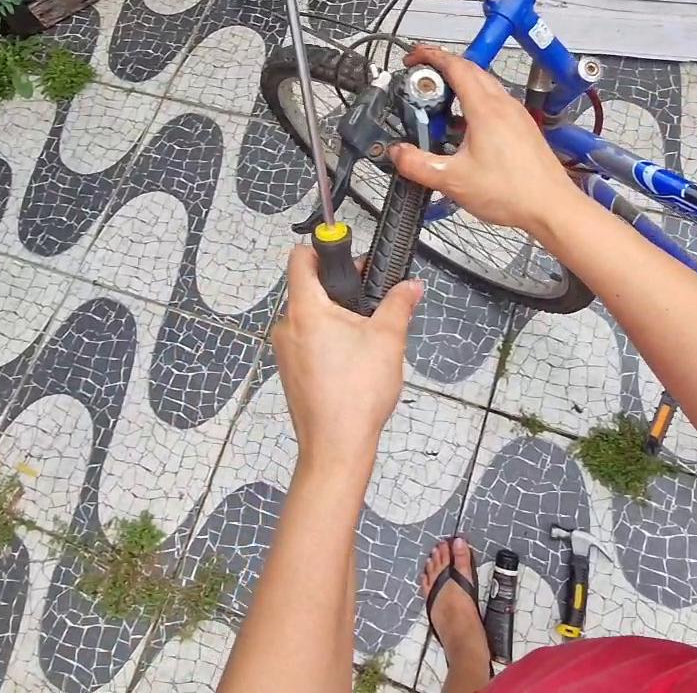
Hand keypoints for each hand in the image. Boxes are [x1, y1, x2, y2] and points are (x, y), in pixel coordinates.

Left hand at [271, 245, 422, 479]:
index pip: (300, 259)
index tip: (346, 254)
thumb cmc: (357, 393)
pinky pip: (306, 340)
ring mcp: (285, 351)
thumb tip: (411, 286)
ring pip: (309, 316)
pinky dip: (326, 338)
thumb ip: (399, 304)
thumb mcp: (388, 339)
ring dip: (335, 316)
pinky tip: (352, 357)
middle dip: (340, 288)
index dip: (322, 249)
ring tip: (365, 333)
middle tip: (371, 298)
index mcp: (306, 310)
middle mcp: (287, 326)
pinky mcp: (289, 371)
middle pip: (308, 288)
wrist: (336, 447)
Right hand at [388, 45, 578, 233]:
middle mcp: (504, 106)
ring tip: (441, 104)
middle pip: (471, 71)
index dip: (432, 56)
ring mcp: (516, 116)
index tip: (416, 56)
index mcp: (486, 110)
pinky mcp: (523, 129)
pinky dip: (475, 103)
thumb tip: (398, 153)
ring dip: (461, 86)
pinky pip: (496, 104)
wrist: (551, 206)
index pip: (456, 67)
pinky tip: (466, 127)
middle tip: (423, 78)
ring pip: (485, 86)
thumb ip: (419, 165)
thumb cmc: (513, 192)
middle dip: (444, 68)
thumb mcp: (454, 180)